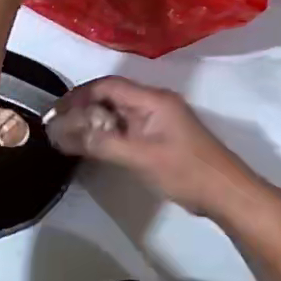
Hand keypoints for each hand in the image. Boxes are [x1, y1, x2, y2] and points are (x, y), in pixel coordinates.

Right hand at [48, 76, 255, 215]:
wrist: (226, 194)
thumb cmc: (185, 172)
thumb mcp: (139, 157)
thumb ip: (100, 144)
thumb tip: (61, 134)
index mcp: (152, 99)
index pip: (106, 86)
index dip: (77, 97)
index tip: (54, 114)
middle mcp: (154, 103)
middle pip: (109, 97)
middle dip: (81, 109)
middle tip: (56, 127)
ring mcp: (158, 120)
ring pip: (116, 113)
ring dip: (92, 123)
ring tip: (67, 138)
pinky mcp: (159, 136)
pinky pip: (125, 127)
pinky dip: (105, 134)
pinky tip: (91, 147)